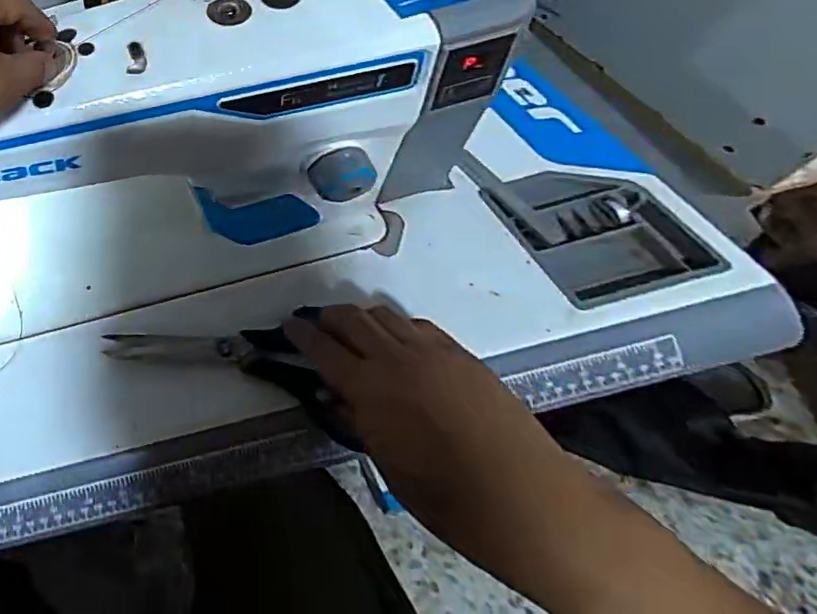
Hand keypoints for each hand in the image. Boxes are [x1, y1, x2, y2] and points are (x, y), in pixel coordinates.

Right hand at [282, 305, 576, 535]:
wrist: (528, 501)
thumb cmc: (449, 499)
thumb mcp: (389, 465)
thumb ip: (359, 422)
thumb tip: (338, 398)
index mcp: (369, 388)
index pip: (322, 349)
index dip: (300, 335)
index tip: (288, 327)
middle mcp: (395, 359)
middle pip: (349, 318)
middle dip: (327, 318)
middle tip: (318, 327)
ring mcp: (431, 352)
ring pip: (383, 314)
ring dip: (362, 318)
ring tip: (356, 332)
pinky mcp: (460, 355)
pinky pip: (417, 326)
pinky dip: (398, 328)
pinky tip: (400, 344)